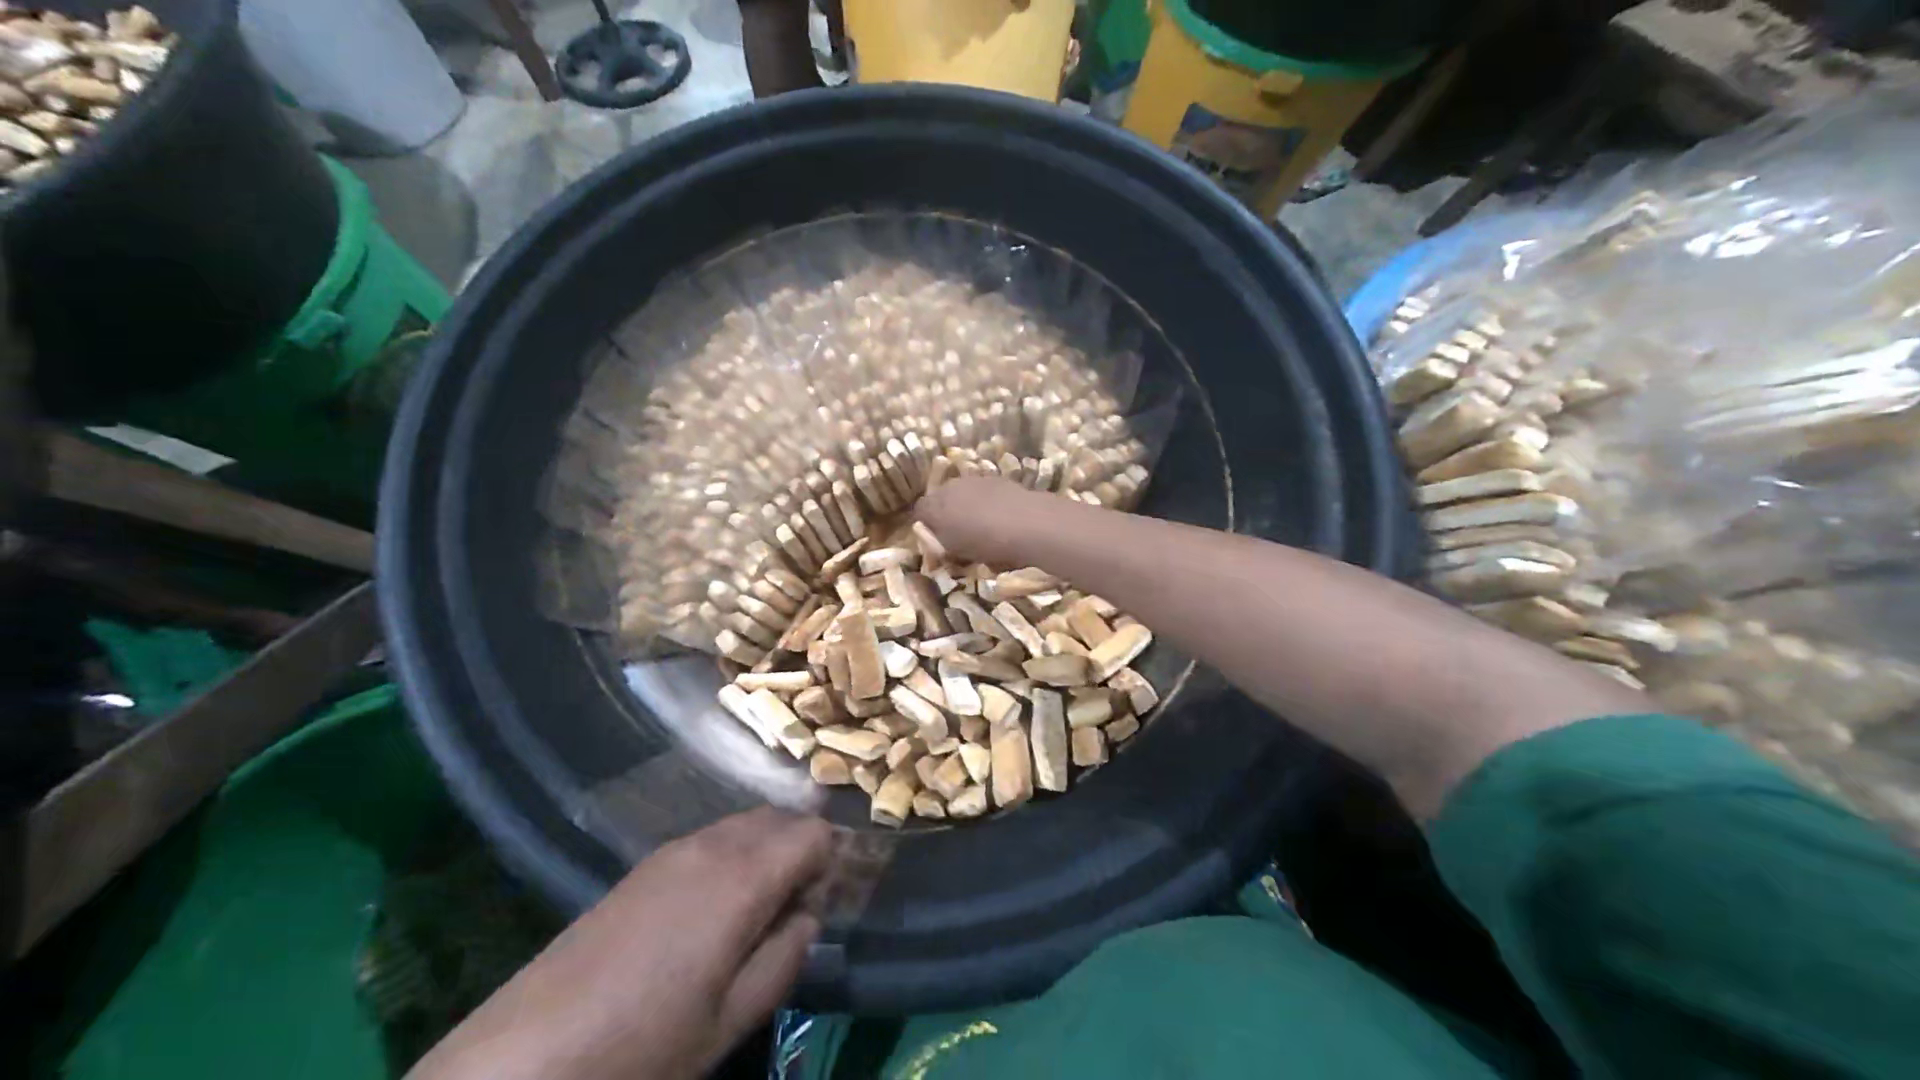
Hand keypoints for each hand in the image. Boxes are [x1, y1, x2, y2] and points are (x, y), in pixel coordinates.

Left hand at [408, 808, 833, 1079]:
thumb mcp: (731, 1021)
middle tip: (801, 901)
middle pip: (778, 817)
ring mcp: (671, 851)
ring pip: (742, 824)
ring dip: (766, 847)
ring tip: (759, 906)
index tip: (828, 898)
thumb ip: (785, 959)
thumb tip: (807, 917)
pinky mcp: (642, 866)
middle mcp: (711, 846)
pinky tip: (713, 908)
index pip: (812, 832)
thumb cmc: (644, 1046)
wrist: (524, 1058)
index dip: (832, 857)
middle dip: (801, 845)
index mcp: (742, 878)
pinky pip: (709, 839)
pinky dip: (732, 854)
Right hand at [916, 477, 1039, 565]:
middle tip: (957, 532)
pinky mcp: (996, 479)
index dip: (925, 524)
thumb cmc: (986, 544)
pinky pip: (983, 491)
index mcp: (935, 506)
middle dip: (945, 512)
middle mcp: (950, 487)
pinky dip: (986, 501)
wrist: (1028, 524)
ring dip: (966, 505)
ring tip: (981, 524)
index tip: (935, 538)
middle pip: (940, 498)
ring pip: (962, 492)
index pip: (919, 511)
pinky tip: (1000, 516)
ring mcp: (975, 480)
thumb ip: (941, 544)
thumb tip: (936, 542)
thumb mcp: (956, 553)